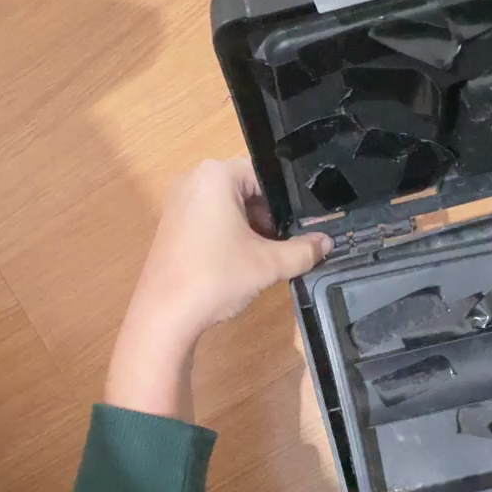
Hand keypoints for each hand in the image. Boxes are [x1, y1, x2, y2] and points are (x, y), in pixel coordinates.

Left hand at [105, 158, 331, 419]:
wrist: (165, 316)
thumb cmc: (216, 279)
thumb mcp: (269, 264)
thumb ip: (303, 250)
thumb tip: (326, 244)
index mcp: (216, 175)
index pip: (264, 174)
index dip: (287, 200)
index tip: (302, 225)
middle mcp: (193, 180)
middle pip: (246, 189)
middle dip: (269, 217)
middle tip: (287, 244)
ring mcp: (179, 203)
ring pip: (229, 207)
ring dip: (251, 229)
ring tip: (266, 258)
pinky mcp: (172, 226)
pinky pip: (211, 220)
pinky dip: (230, 237)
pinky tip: (240, 264)